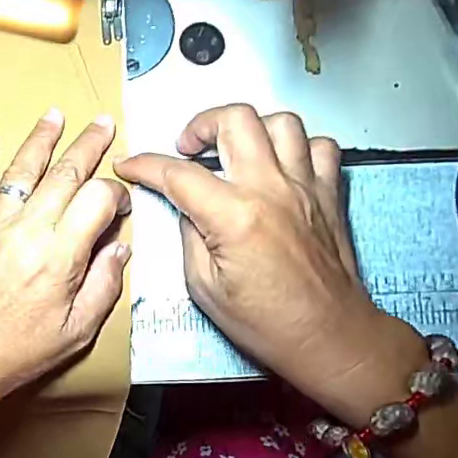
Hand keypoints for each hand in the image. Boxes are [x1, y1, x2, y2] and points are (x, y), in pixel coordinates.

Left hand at [0, 110, 131, 428]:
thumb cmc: (15, 353)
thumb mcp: (75, 332)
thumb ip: (103, 286)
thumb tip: (120, 248)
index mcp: (60, 254)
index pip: (98, 198)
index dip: (116, 193)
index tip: (121, 203)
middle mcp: (26, 229)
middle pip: (64, 173)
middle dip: (88, 145)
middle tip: (103, 123)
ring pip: (21, 168)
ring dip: (41, 139)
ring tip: (55, 115)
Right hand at [116, 106, 423, 422]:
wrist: (328, 337)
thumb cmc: (264, 322)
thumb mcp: (203, 286)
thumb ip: (190, 235)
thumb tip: (186, 207)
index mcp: (234, 216)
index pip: (177, 174)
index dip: (144, 165)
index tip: (128, 165)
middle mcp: (272, 190)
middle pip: (235, 120)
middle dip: (200, 125)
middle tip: (187, 149)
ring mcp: (307, 187)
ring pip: (280, 122)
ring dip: (248, 129)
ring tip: (232, 152)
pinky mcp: (330, 194)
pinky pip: (318, 146)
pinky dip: (295, 147)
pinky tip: (277, 167)